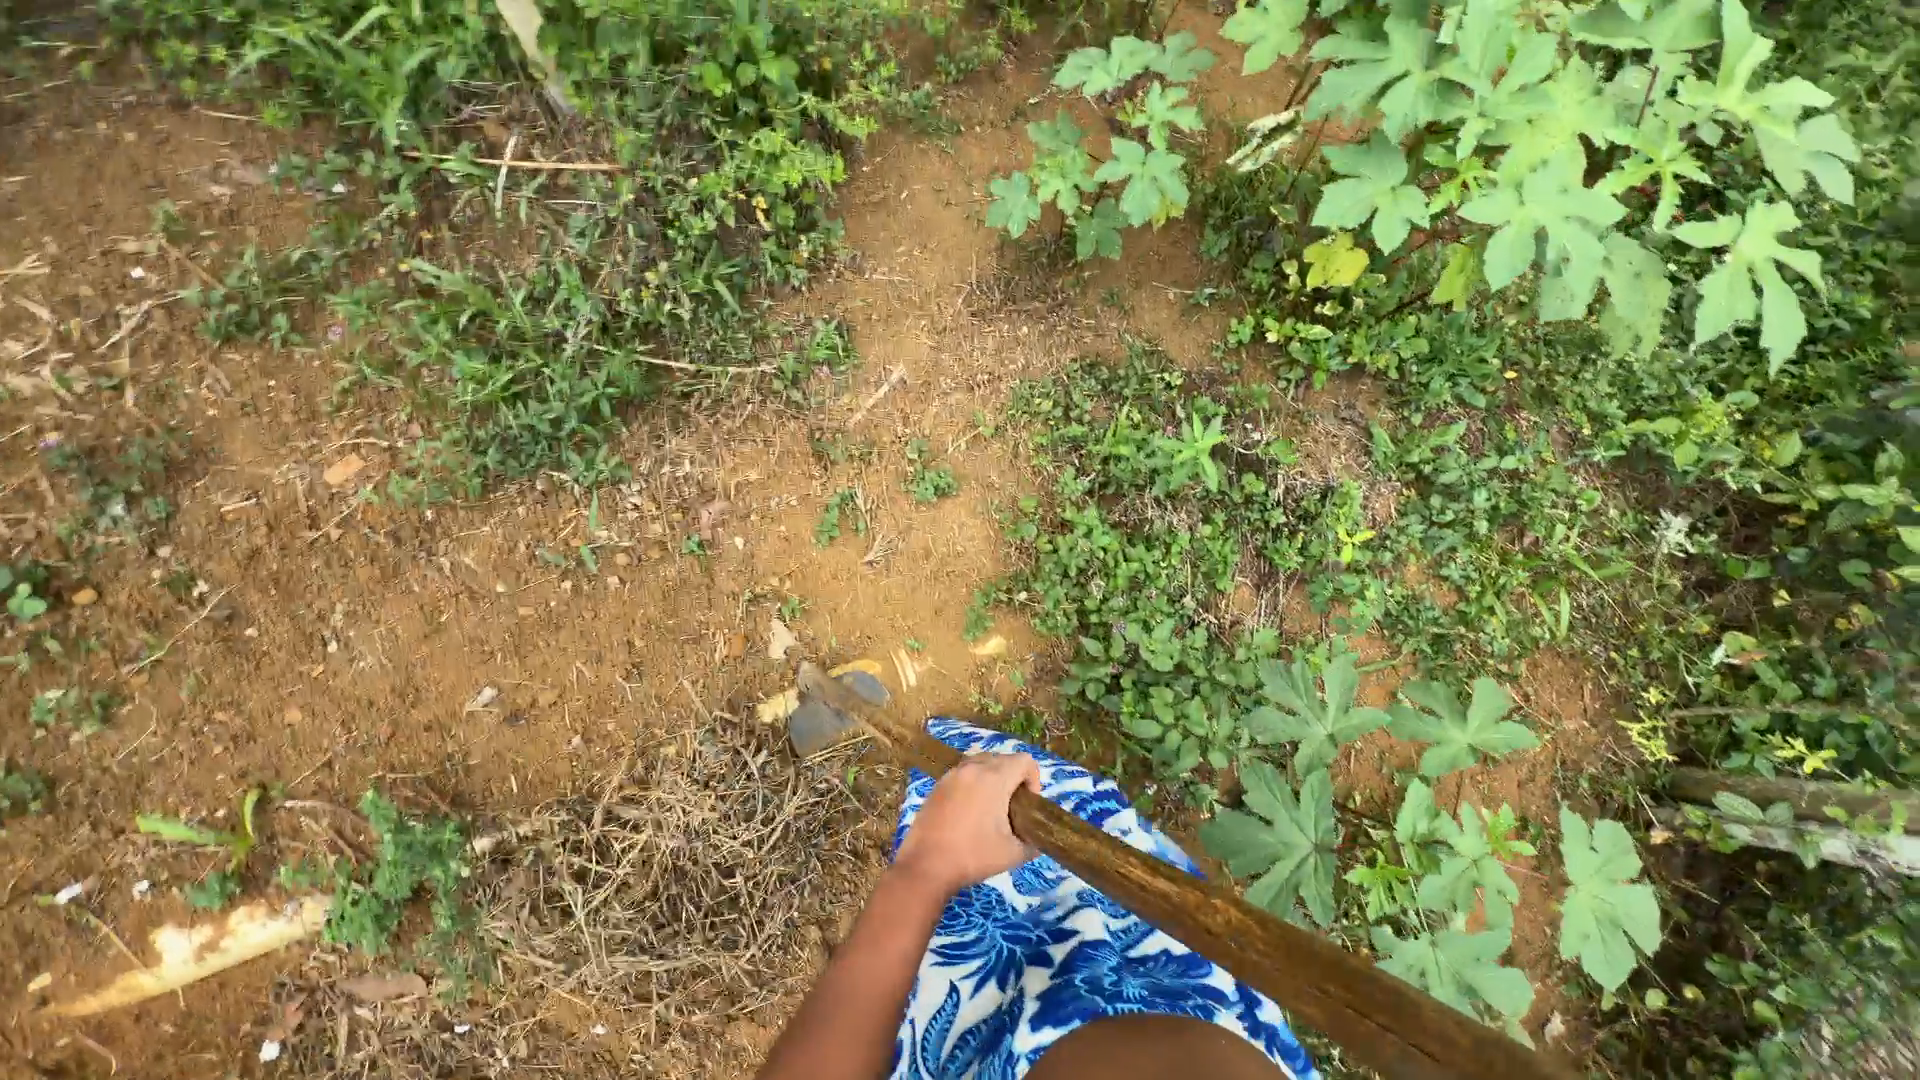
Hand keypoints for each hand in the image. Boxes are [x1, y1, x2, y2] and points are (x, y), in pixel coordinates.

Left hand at [893, 752, 1042, 896]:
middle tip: (1012, 809)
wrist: (926, 865)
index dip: (1034, 781)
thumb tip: (1037, 837)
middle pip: (1003, 758)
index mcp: (994, 778)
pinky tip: (969, 812)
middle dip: (1014, 779)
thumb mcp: (1014, 853)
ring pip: (982, 763)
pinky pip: (964, 773)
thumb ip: (1033, 841)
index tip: (1027, 806)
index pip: (1025, 761)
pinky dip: (974, 784)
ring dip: (993, 779)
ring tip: (991, 809)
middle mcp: (972, 768)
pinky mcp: (938, 785)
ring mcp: (952, 774)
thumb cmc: (973, 856)